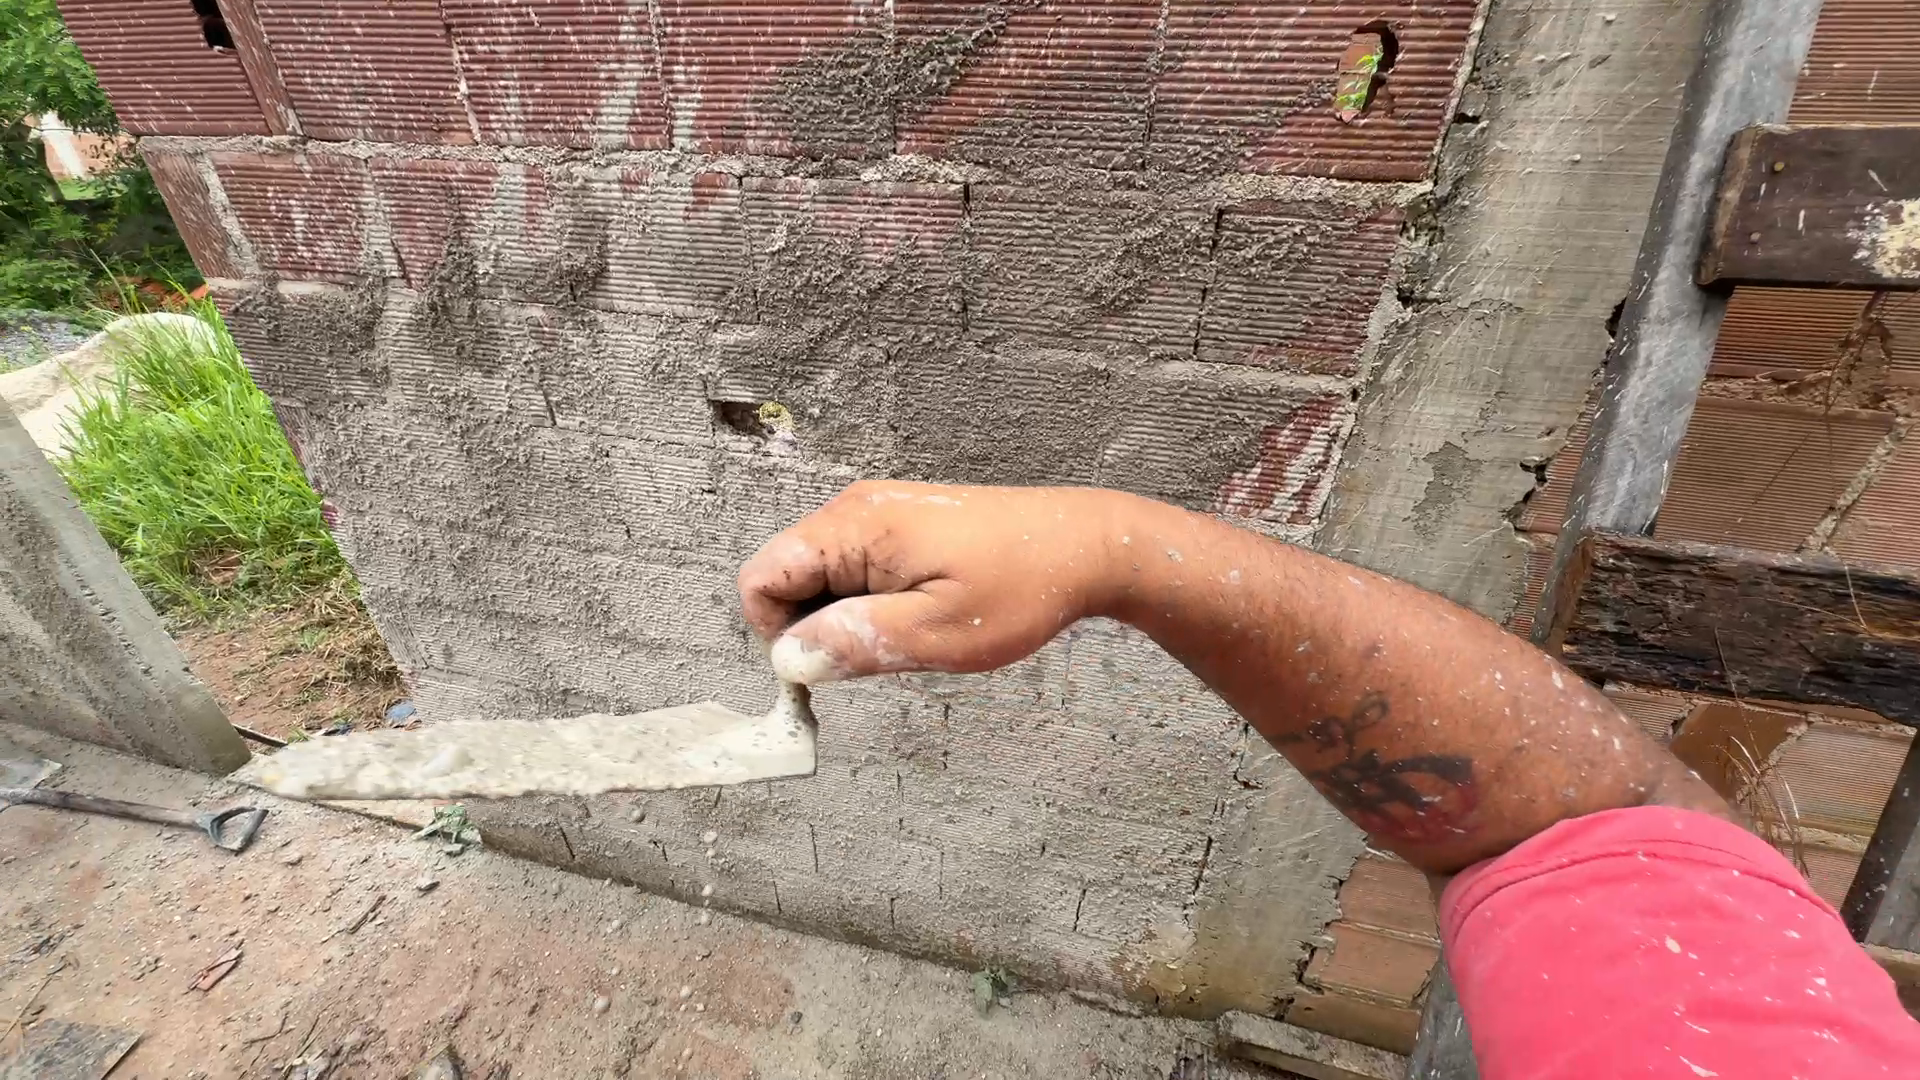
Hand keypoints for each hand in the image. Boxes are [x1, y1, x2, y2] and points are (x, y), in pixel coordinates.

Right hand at [737, 481, 1121, 681]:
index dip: (778, 632)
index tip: (830, 662)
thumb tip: (787, 659)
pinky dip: (872, 601)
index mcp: (853, 526)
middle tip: (882, 649)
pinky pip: (856, 569)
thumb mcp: (934, 631)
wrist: (1082, 545)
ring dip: (849, 617)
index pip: (760, 577)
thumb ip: (852, 642)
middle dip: (817, 626)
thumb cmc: (1020, 584)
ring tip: (912, 627)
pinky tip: (921, 611)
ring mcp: (879, 513)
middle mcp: (856, 509)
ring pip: (823, 577)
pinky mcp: (901, 525)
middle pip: (788, 577)